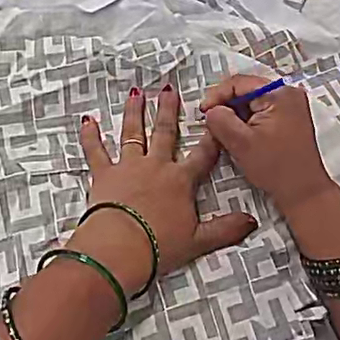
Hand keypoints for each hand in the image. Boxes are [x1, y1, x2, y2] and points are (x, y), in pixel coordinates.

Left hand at [74, 84, 258, 291]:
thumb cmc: (158, 245)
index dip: (211, 137)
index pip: (202, 155)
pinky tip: (88, 121)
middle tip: (169, 91)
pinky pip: (96, 151)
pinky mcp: (104, 175)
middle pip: (165, 133)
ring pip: (133, 134)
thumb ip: (226, 229)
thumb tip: (251, 222)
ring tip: (137, 94)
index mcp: (181, 181)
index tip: (215, 120)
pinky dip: (91, 136)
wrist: (120, 248)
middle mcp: (156, 167)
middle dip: (168, 111)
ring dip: (135, 113)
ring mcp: (128, 167)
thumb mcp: (199, 240)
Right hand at [198, 75, 337, 213]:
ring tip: (226, 135)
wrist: (303, 192)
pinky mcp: (289, 120)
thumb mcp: (240, 143)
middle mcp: (288, 94)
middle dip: (226, 107)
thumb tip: (211, 110)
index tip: (204, 112)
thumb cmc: (277, 169)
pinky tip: (241, 139)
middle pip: (246, 91)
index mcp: (279, 93)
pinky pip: (261, 113)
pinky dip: (247, 123)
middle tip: (212, 125)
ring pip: (252, 103)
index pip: (238, 82)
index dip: (216, 95)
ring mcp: (291, 107)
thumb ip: (220, 120)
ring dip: (236, 116)